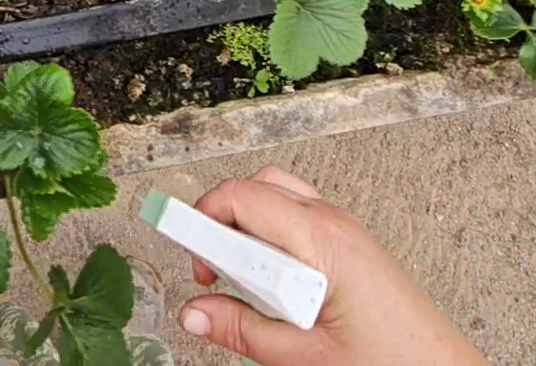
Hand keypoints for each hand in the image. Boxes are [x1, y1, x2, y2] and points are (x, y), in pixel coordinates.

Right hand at [177, 167, 487, 365]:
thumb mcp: (305, 359)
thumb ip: (241, 330)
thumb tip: (192, 314)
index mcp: (323, 242)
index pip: (243, 198)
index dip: (203, 219)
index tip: (184, 248)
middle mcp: (333, 222)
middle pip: (256, 186)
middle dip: (221, 219)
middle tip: (213, 271)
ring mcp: (345, 228)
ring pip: (276, 193)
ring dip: (247, 222)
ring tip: (241, 274)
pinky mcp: (351, 242)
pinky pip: (297, 213)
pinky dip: (271, 231)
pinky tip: (272, 276)